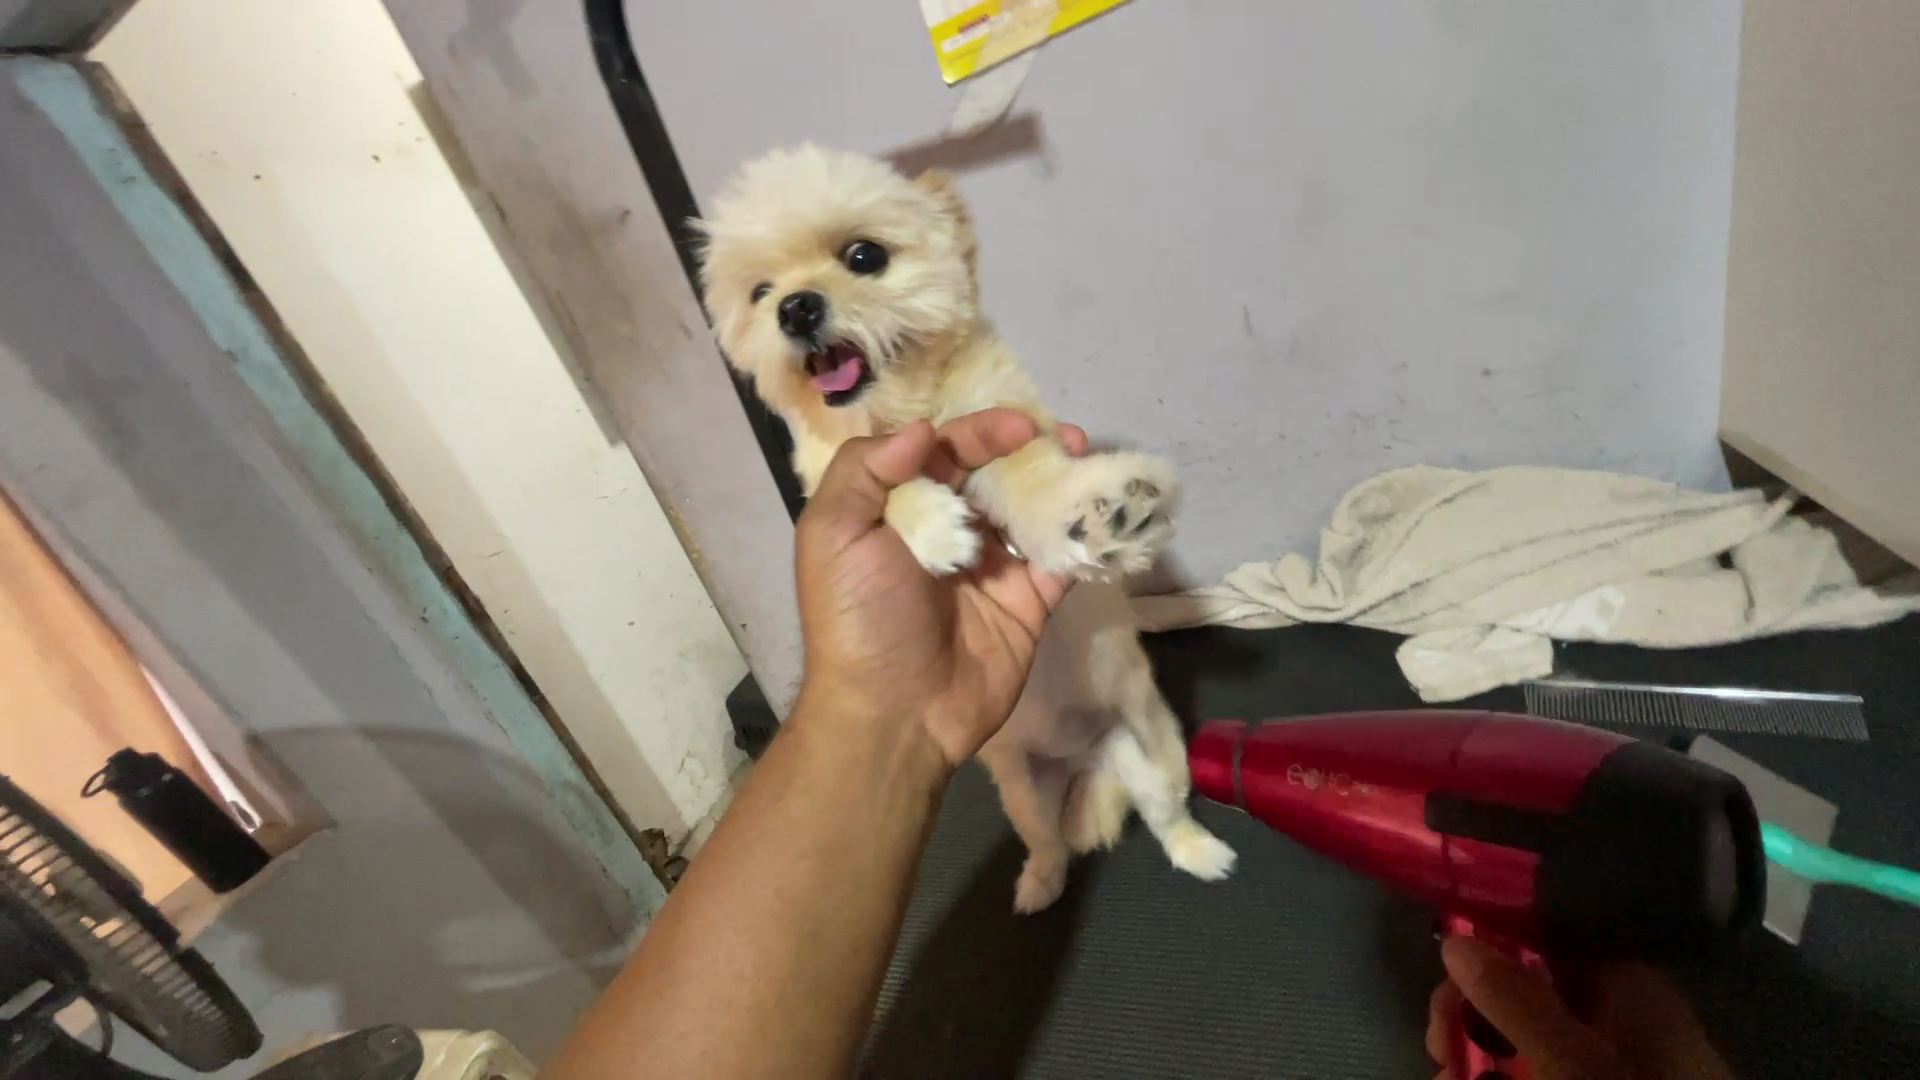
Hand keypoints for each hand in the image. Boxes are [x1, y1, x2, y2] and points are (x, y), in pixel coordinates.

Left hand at [793, 411, 1087, 768]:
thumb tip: (924, 429)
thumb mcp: (833, 535)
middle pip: (993, 477)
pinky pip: (1060, 560)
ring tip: (1088, 461)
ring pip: (1031, 512)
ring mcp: (993, 569)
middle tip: (1065, 437)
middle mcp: (949, 534)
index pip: (945, 455)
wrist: (894, 713)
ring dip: (1060, 484)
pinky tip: (1101, 511)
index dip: (978, 433)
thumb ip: (865, 471)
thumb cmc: (860, 617)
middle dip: (1028, 450)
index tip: (1018, 425)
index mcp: (902, 512)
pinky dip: (1081, 535)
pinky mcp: (1028, 604)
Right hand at [1428, 937, 1734, 1079]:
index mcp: (1633, 996)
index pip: (1557, 934)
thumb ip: (1514, 999)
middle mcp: (1622, 1024)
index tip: (1449, 957)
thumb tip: (1455, 941)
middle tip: (1440, 1039)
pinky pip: (1534, 1069)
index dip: (1498, 934)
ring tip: (1445, 1074)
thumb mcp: (1574, 1066)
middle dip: (1470, 1008)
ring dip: (1473, 1049)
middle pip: (1526, 986)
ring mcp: (1607, 1066)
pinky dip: (1494, 1075)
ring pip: (1521, 1036)